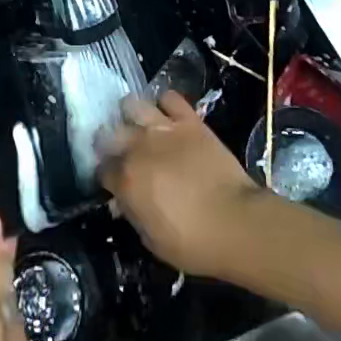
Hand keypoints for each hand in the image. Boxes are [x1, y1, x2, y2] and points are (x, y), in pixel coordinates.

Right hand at [97, 90, 264, 278]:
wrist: (237, 222)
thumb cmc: (194, 242)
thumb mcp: (152, 241)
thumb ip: (133, 215)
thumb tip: (125, 202)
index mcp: (125, 179)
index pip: (102, 170)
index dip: (107, 177)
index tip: (114, 183)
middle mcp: (137, 147)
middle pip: (110, 133)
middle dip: (112, 144)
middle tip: (123, 154)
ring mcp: (163, 129)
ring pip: (132, 104)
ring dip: (131, 115)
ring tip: (140, 126)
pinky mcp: (189, 121)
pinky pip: (170, 98)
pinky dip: (165, 103)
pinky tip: (168, 116)